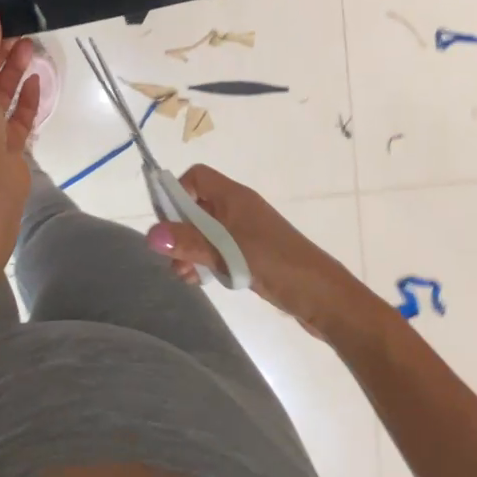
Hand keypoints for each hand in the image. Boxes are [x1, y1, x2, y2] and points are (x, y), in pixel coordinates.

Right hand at [146, 165, 383, 338]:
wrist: (326, 299)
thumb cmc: (276, 264)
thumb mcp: (226, 252)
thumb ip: (188, 242)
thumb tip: (150, 235)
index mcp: (234, 197)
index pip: (196, 177)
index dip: (178, 193)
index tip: (169, 224)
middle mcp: (239, 209)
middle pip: (197, 206)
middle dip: (180, 231)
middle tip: (173, 260)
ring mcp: (248, 232)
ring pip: (207, 232)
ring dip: (191, 251)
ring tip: (186, 277)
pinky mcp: (254, 255)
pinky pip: (220, 250)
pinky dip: (208, 262)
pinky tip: (203, 282)